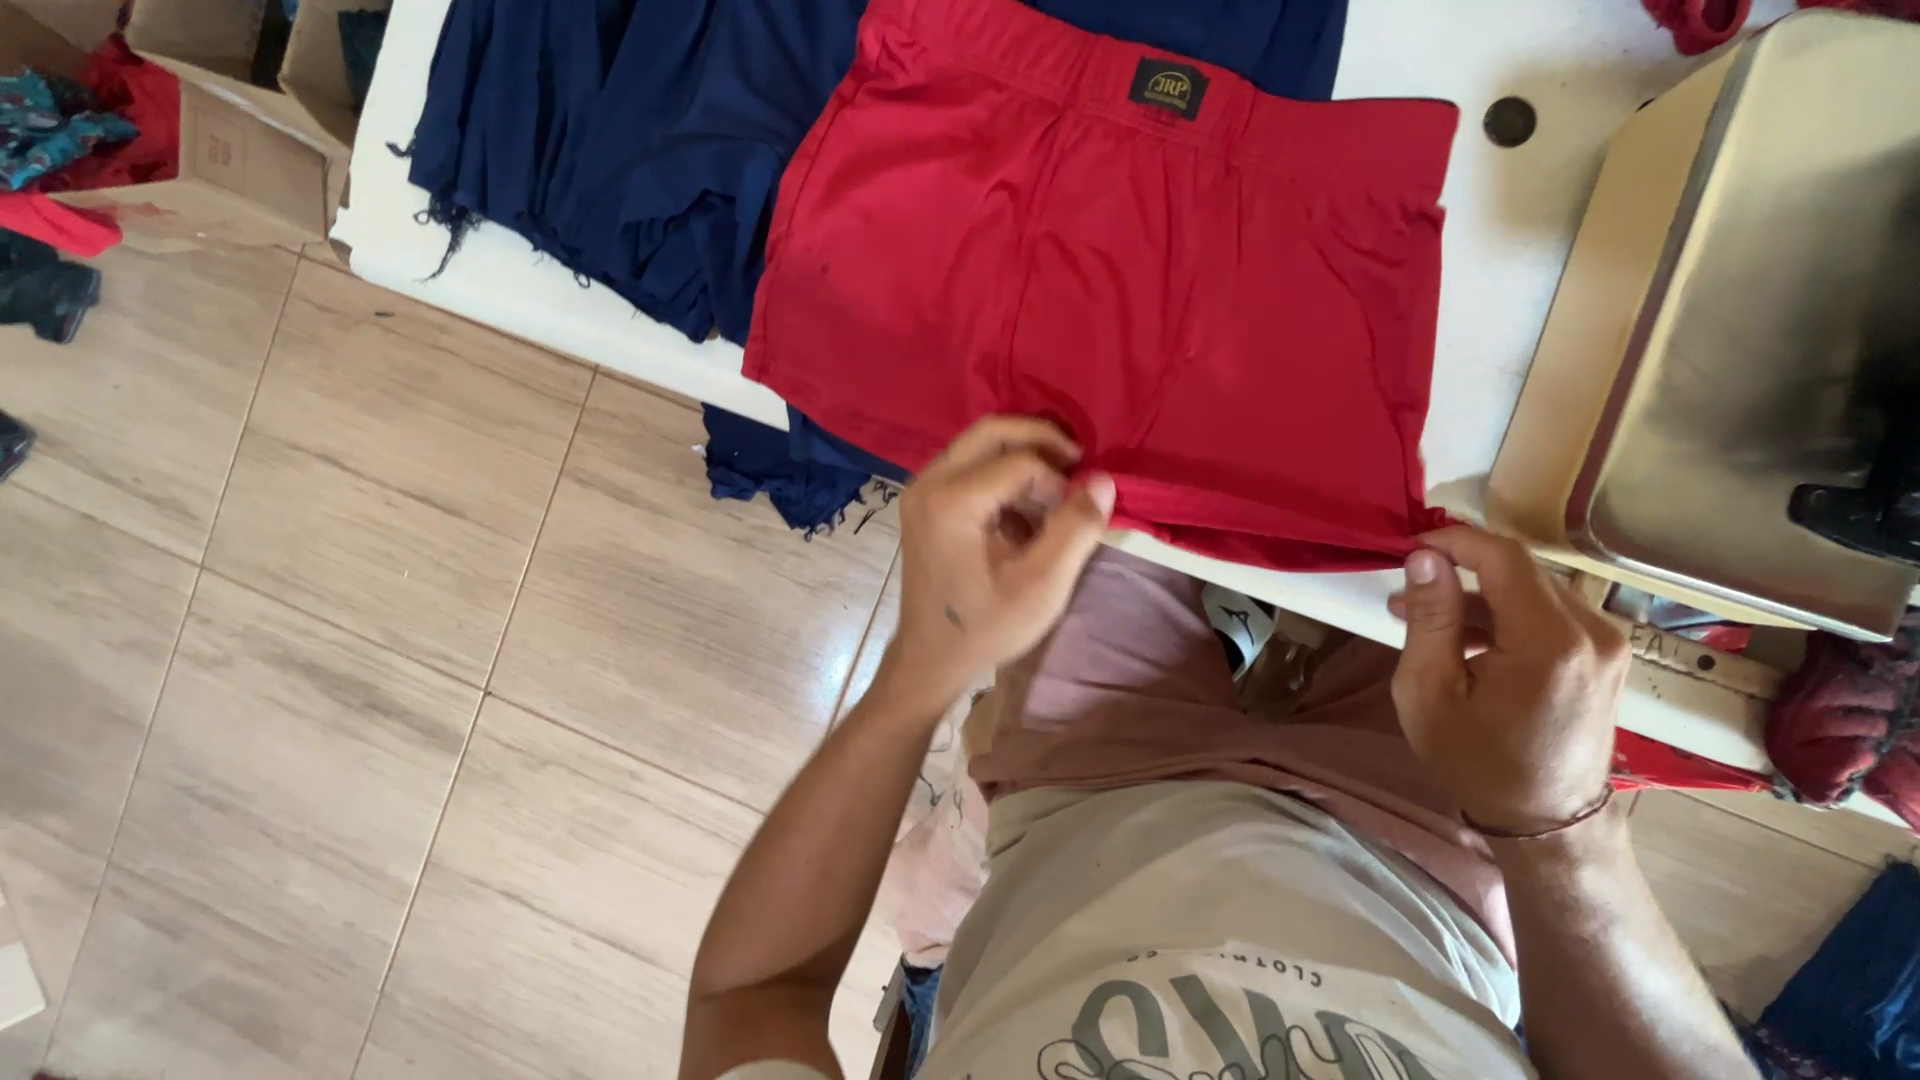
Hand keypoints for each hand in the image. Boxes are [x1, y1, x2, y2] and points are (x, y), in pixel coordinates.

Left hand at [880, 416, 1115, 710]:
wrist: (930, 659)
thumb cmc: (985, 627)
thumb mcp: (1041, 585)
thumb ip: (1075, 528)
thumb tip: (1103, 479)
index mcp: (951, 500)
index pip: (1020, 461)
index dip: (1058, 480)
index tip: (1077, 513)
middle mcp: (928, 482)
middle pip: (991, 432)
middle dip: (1041, 441)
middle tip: (1078, 465)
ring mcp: (921, 491)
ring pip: (979, 446)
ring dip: (1022, 460)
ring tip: (1054, 498)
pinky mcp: (924, 503)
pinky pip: (968, 468)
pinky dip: (1002, 477)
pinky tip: (1025, 514)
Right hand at [1390, 526, 1627, 835]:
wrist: (1546, 821)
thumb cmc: (1476, 760)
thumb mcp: (1429, 690)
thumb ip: (1430, 618)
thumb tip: (1424, 558)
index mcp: (1550, 640)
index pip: (1504, 556)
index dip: (1454, 541)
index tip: (1409, 548)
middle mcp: (1593, 631)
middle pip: (1520, 571)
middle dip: (1461, 571)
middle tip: (1407, 592)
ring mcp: (1608, 644)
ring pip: (1535, 590)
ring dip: (1480, 596)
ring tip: (1427, 618)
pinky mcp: (1606, 657)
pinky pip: (1551, 614)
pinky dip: (1507, 616)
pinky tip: (1469, 639)